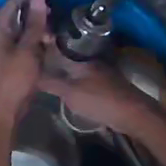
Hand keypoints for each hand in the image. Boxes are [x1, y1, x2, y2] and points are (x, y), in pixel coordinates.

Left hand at [0, 0, 49, 128]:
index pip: (14, 3)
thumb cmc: (15, 79)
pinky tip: (48, 51)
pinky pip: (25, 46)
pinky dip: (36, 45)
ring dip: (38, 33)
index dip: (32, 2)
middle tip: (54, 27)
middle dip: (38, 19)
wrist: (4, 111)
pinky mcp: (12, 61)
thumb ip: (34, 24)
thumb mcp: (28, 50)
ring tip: (54, 40)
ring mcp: (5, 49)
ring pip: (24, 32)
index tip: (51, 10)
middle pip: (19, 17)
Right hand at [38, 55, 165, 139]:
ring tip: (51, 83)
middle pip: (69, 62)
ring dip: (66, 76)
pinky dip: (77, 86)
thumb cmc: (100, 101)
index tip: (32, 57)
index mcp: (81, 60)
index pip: (59, 51)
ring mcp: (102, 75)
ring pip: (78, 72)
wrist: (133, 114)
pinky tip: (71, 94)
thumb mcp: (70, 94)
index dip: (46, 53)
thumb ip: (51, 83)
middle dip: (55, 65)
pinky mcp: (109, 87)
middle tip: (38, 72)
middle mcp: (92, 63)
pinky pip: (87, 82)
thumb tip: (32, 74)